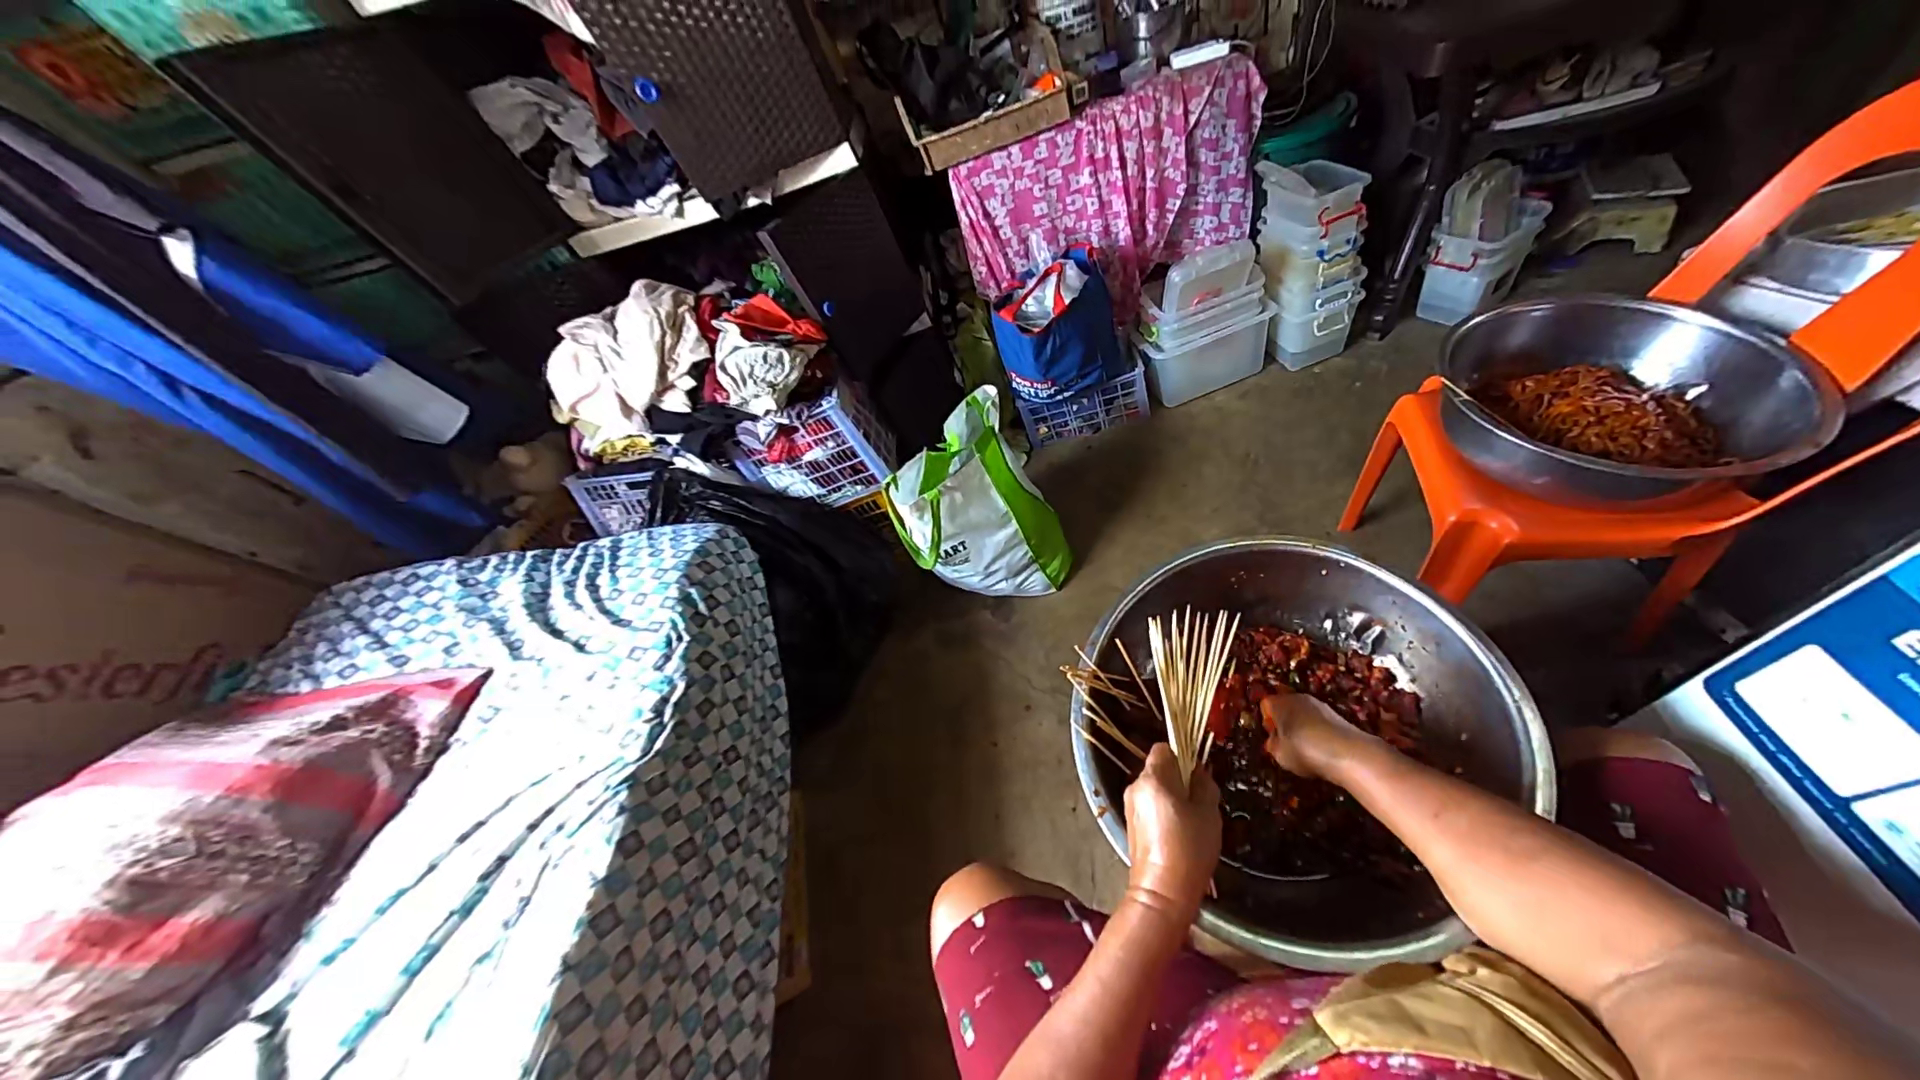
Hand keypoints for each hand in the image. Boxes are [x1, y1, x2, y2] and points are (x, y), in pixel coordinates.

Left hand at [1123, 744, 1219, 917]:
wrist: (1161, 891)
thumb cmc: (1189, 848)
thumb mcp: (1208, 813)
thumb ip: (1203, 784)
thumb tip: (1198, 770)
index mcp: (1153, 778)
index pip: (1164, 748)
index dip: (1182, 755)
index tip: (1197, 773)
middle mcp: (1135, 786)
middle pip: (1157, 767)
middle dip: (1177, 777)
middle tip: (1199, 798)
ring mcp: (1129, 804)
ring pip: (1153, 787)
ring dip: (1170, 794)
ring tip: (1190, 818)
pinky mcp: (1129, 822)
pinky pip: (1148, 804)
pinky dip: (1162, 809)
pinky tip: (1177, 830)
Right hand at [1260, 692, 1371, 777]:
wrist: (1349, 752)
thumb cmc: (1303, 750)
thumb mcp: (1279, 753)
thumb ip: (1273, 743)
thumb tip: (1275, 739)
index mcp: (1279, 703)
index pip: (1265, 704)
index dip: (1267, 720)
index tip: (1272, 736)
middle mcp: (1298, 698)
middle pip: (1286, 705)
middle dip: (1285, 721)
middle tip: (1286, 741)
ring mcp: (1320, 705)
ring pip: (1304, 713)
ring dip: (1302, 726)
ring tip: (1306, 747)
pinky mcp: (1338, 715)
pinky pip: (1320, 722)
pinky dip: (1318, 732)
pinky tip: (1322, 748)